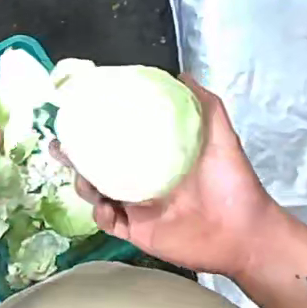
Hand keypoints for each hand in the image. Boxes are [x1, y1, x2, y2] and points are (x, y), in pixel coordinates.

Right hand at [73, 80, 288, 277]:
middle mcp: (138, 178)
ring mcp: (135, 206)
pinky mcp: (136, 231)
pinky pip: (108, 222)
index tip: (75, 115)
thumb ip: (204, 105)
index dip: (91, 129)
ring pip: (95, 192)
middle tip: (60, 146)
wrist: (245, 233)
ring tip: (85, 178)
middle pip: (95, 164)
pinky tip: (106, 207)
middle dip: (73, 156)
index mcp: (153, 155)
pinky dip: (101, 215)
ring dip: (84, 184)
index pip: (114, 138)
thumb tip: (181, 74)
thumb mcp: (220, 136)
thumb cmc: (233, 182)